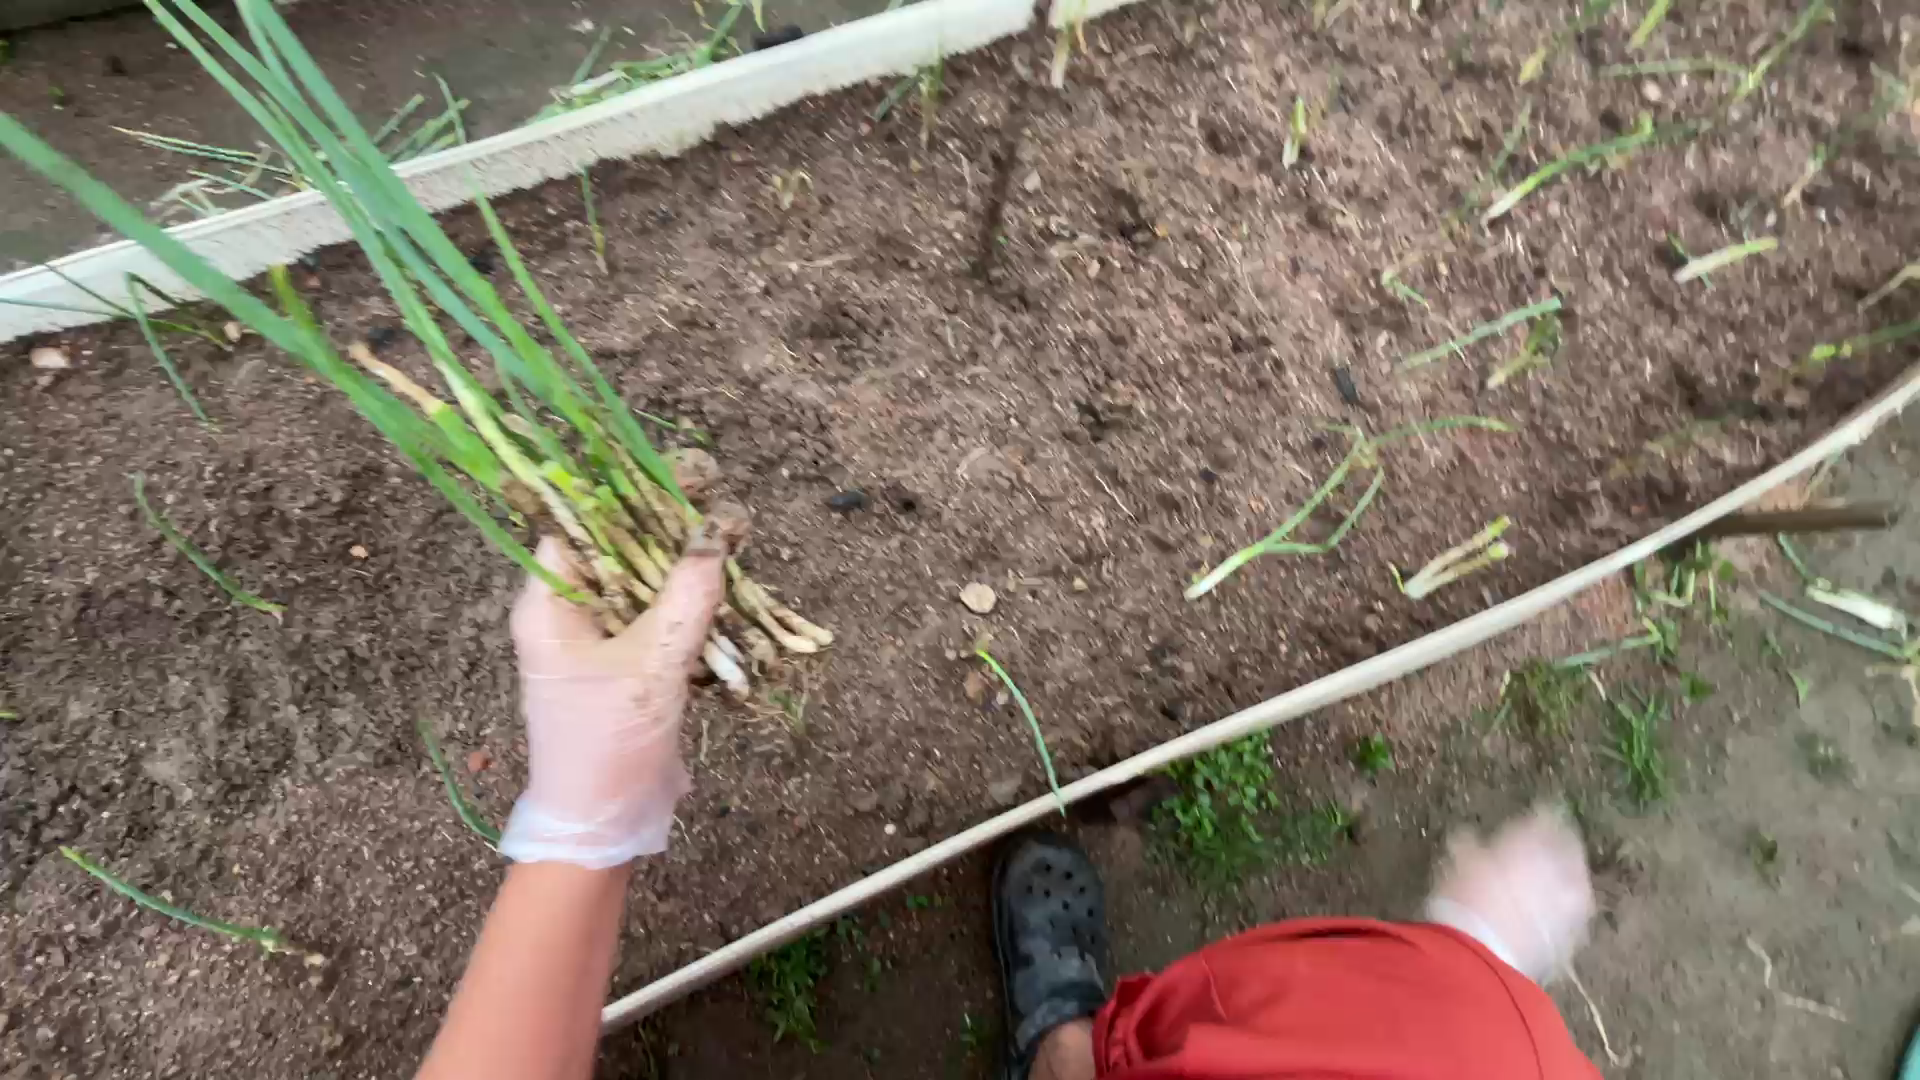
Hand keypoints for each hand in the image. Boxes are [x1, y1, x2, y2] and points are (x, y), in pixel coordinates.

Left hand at [499, 531, 726, 868]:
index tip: (681, 479)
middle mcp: (573, 613)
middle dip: (672, 528)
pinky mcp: (635, 659)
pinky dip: (696, 601)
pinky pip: (666, 615)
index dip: (626, 498)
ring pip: (650, 582)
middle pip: (622, 551)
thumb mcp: (650, 668)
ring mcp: (606, 638)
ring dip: (691, 565)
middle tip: (724, 506)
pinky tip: (730, 585)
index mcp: (551, 607)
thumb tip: (718, 534)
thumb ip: (685, 600)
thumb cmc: (608, 743)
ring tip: (737, 537)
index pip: (580, 528)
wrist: (607, 822)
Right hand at [1422, 804, 1594, 983]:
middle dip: (1562, 843)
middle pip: (1569, 851)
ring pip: (1576, 882)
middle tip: (1556, 838)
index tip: (1542, 809)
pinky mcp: (1572, 935)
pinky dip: (1565, 903)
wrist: (1484, 951)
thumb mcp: (1458, 863)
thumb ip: (1469, 846)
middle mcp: (1558, 872)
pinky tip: (1553, 906)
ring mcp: (1570, 906)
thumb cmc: (1464, 896)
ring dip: (1569, 874)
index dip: (1543, 815)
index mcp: (1530, 846)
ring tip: (1559, 873)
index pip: (1545, 822)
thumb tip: (1467, 835)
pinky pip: (1573, 911)